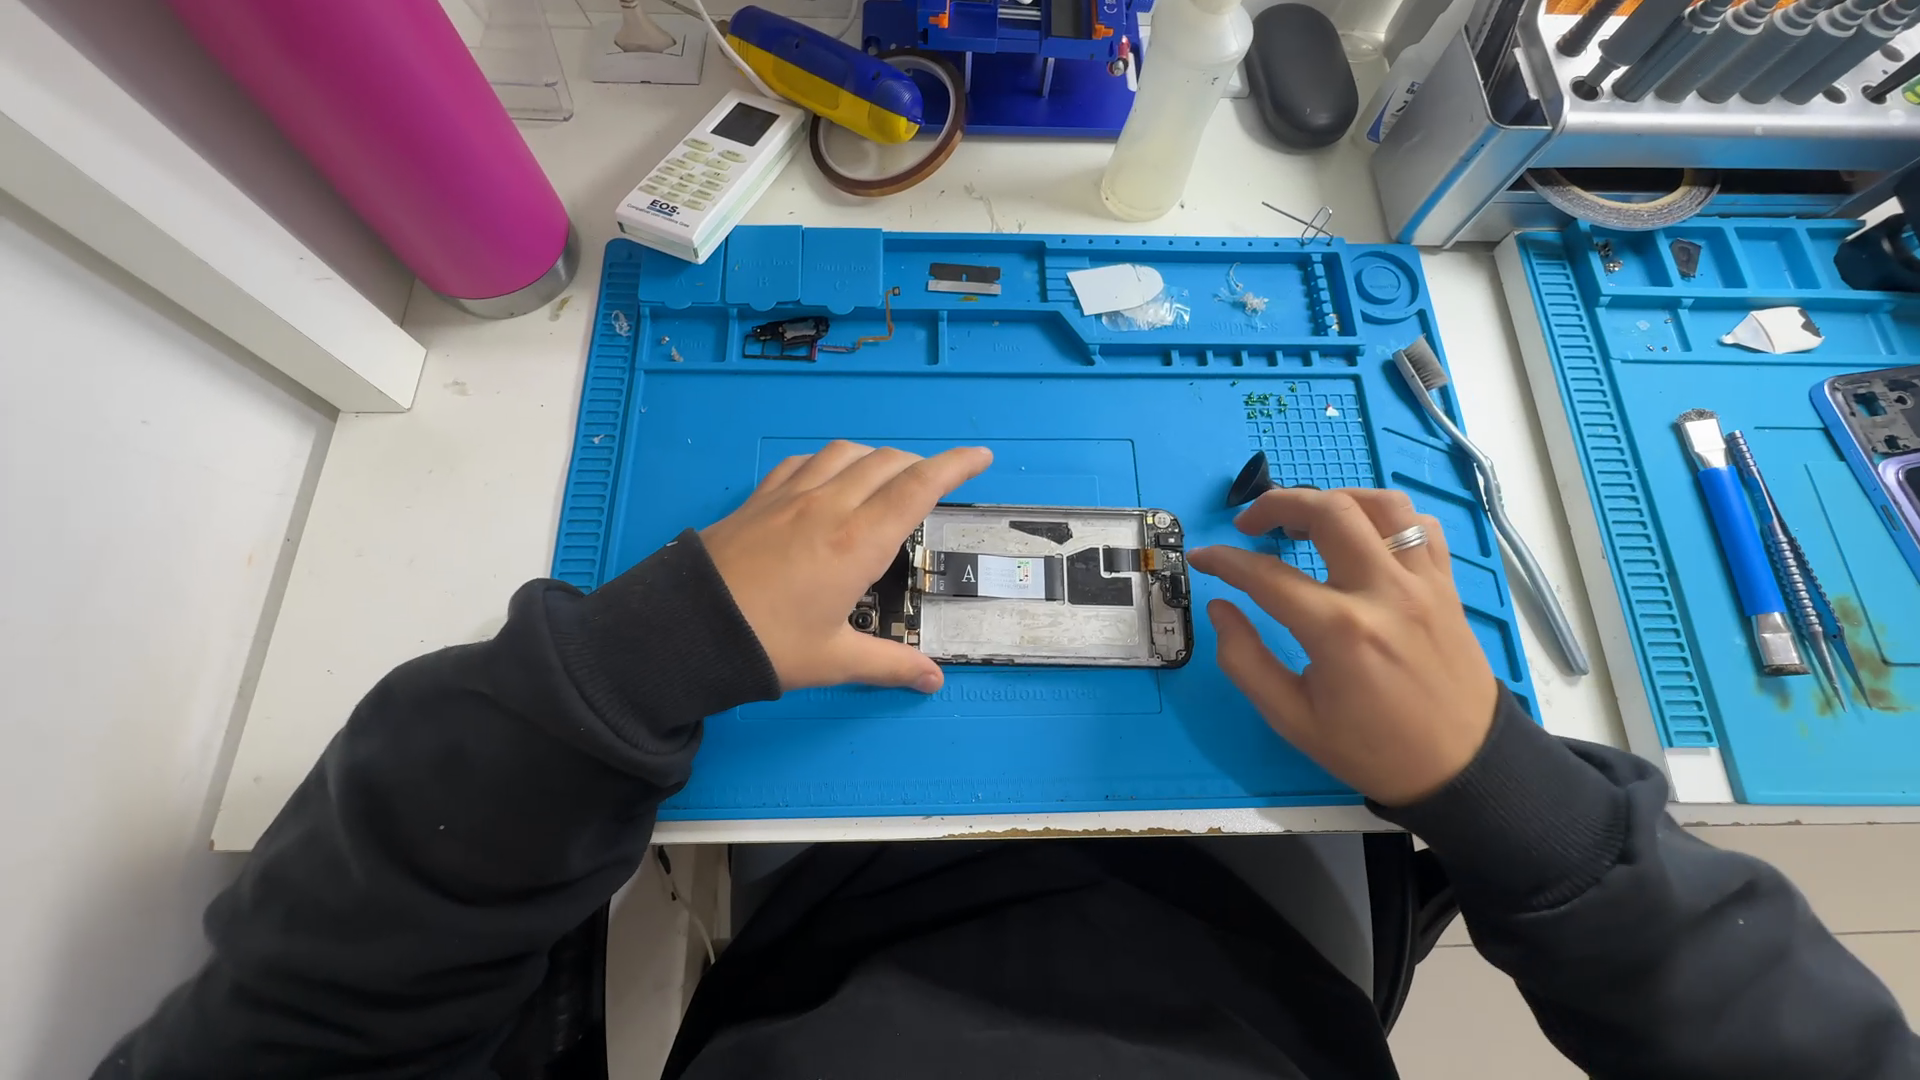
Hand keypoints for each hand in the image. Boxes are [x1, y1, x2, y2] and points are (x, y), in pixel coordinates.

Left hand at [701, 441, 992, 693]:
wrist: (684, 629)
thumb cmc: (766, 645)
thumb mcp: (834, 660)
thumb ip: (890, 665)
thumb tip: (933, 680)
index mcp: (859, 541)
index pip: (920, 487)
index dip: (956, 465)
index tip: (981, 456)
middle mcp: (830, 506)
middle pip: (888, 462)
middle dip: (922, 464)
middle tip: (936, 482)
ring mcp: (791, 496)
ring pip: (846, 453)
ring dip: (877, 457)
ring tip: (886, 476)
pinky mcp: (760, 498)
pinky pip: (803, 462)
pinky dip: (829, 462)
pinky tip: (827, 479)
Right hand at [1186, 488, 1498, 805]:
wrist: (1463, 770)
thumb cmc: (1371, 749)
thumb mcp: (1291, 718)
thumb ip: (1244, 659)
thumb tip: (1220, 608)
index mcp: (1340, 631)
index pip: (1266, 574)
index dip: (1224, 561)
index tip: (1203, 558)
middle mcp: (1384, 593)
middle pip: (1329, 512)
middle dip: (1276, 503)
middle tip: (1248, 523)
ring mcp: (1423, 584)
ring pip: (1381, 505)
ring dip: (1334, 500)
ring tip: (1305, 518)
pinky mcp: (1446, 587)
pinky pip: (1420, 526)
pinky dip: (1384, 517)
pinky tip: (1360, 535)